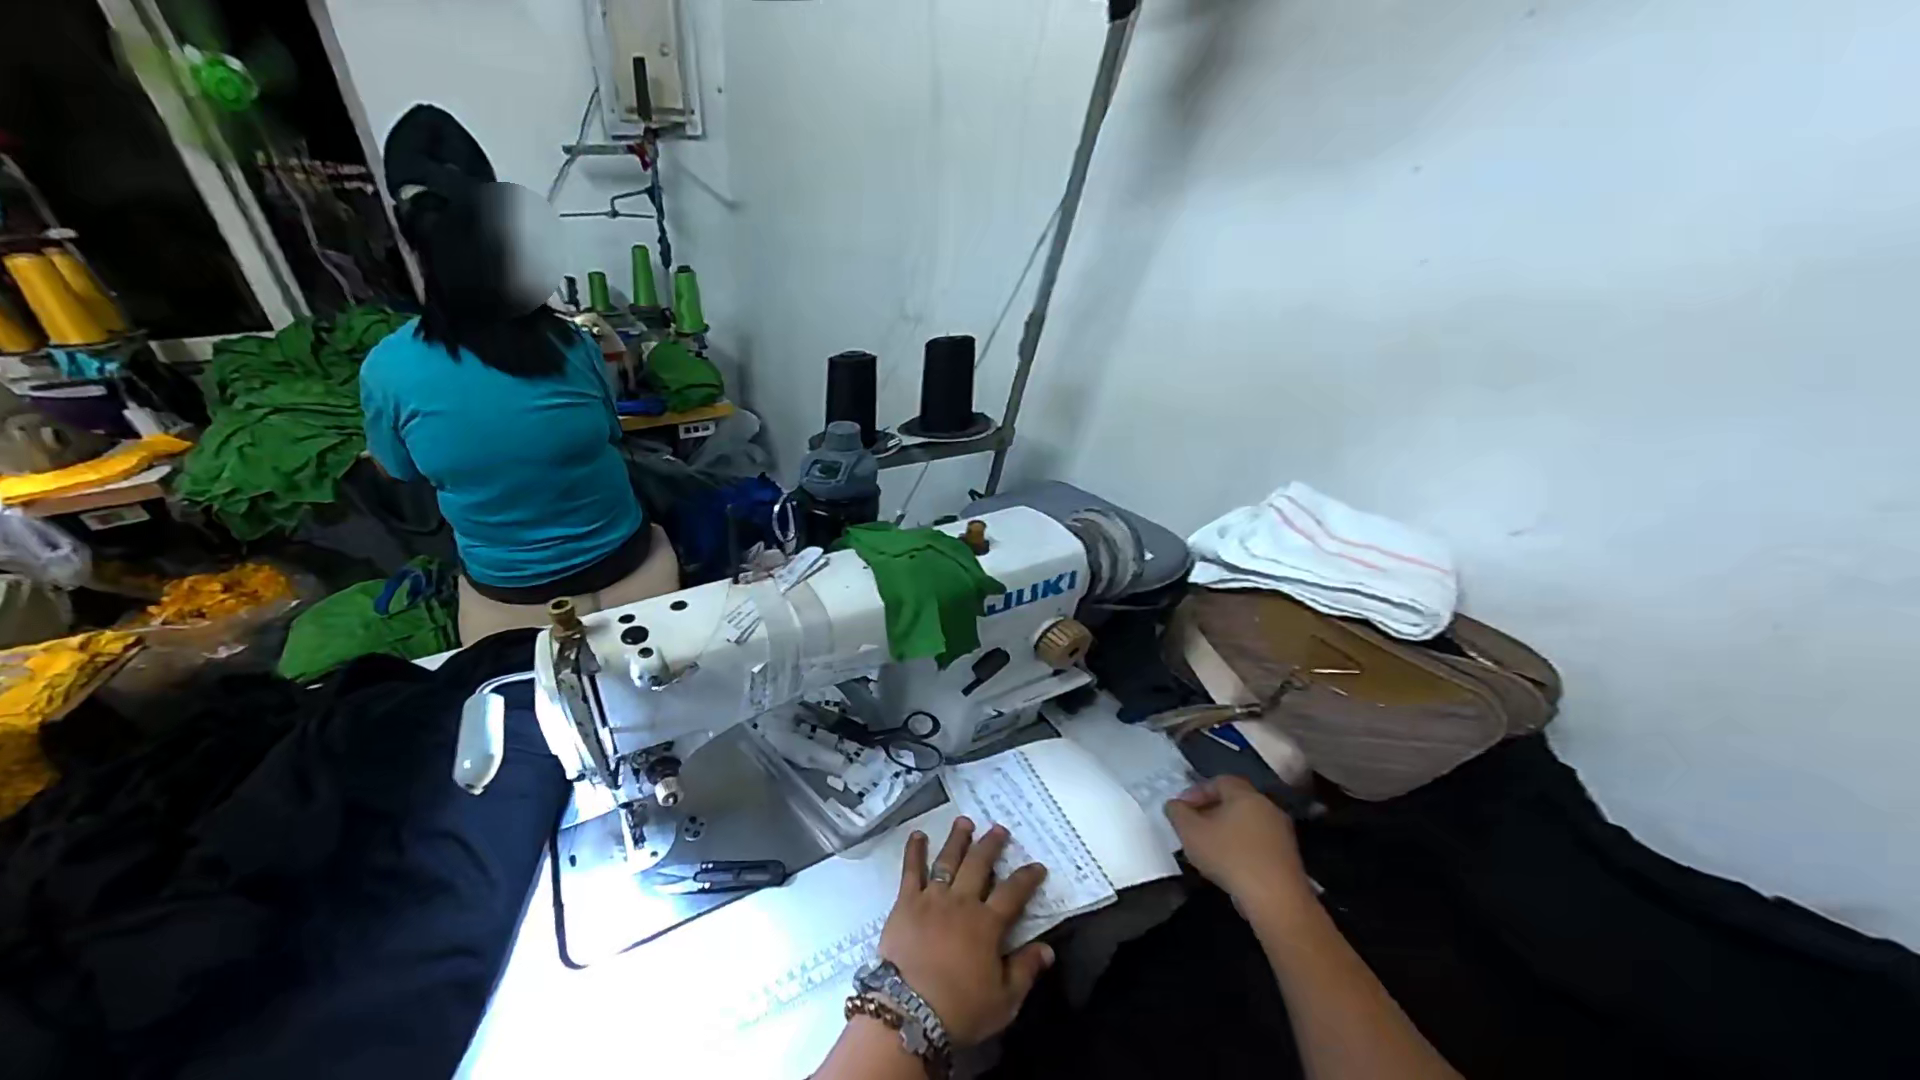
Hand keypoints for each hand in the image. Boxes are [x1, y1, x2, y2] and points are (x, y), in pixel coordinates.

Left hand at [878, 817, 1053, 1045]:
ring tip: (964, 822)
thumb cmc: (960, 1009)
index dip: (1027, 877)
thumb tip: (1048, 948)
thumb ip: (1025, 970)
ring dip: (958, 839)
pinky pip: (911, 870)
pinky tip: (918, 835)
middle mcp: (962, 902)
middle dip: (991, 845)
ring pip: (948, 860)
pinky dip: (914, 851)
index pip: (1014, 893)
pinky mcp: (906, 903)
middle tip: (999, 829)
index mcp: (987, 923)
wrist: (910, 1013)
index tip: (1037, 865)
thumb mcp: (1004, 1000)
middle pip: (979, 865)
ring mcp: (932, 898)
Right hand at [1165, 774, 1314, 914]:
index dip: (1197, 791)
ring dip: (1226, 829)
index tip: (1181, 808)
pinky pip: (1258, 841)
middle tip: (1193, 826)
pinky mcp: (1288, 855)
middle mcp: (1267, 806)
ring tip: (1208, 847)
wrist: (1276, 898)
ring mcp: (1281, 831)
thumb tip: (1174, 805)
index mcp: (1245, 795)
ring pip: (1246, 822)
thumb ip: (1177, 812)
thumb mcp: (1190, 832)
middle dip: (1210, 810)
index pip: (1219, 781)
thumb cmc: (1229, 856)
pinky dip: (1241, 845)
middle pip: (1234, 801)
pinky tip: (1229, 863)